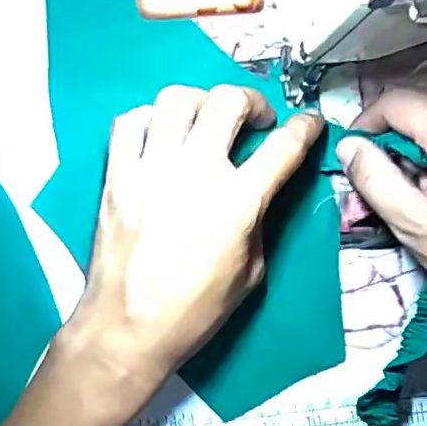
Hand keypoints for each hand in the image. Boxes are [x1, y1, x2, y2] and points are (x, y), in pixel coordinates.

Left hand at [66, 84, 323, 392]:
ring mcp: (151, 168)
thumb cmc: (196, 310)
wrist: (129, 327)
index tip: (309, 123)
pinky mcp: (116, 174)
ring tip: (205, 121)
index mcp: (238, 203)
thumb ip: (261, 223)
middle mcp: (196, 172)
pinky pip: (130, 121)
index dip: (305, 127)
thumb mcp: (252, 273)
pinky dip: (151, 118)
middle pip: (227, 102)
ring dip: (201, 103)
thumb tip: (260, 192)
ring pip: (177, 98)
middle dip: (252, 101)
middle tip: (255, 119)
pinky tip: (160, 135)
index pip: (283, 147)